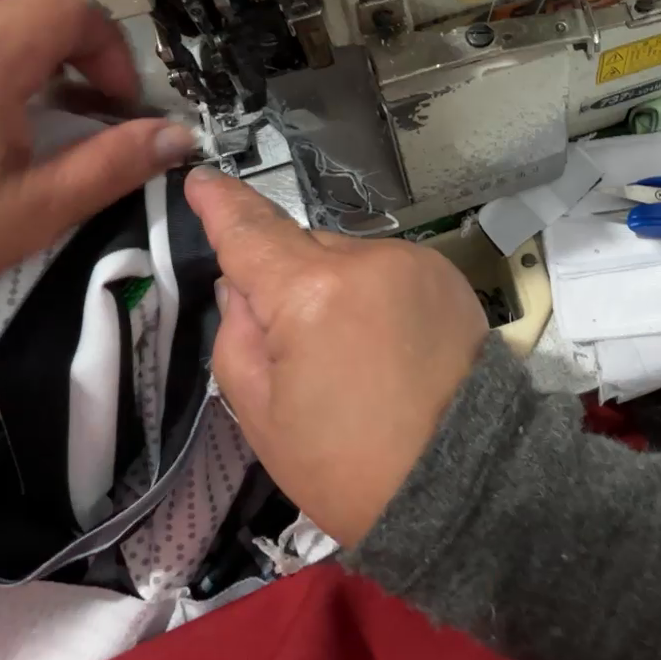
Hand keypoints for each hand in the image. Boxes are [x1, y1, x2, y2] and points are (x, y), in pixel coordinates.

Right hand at [185, 169, 488, 545]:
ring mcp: (414, 261)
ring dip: (335, 288)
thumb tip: (242, 285)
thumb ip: (237, 334)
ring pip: (347, 258)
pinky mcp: (447, 274)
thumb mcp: (261, 413)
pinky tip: (389, 344)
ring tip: (354, 355)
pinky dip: (375, 294)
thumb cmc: (347, 463)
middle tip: (296, 345)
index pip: (251, 231)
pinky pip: (388, 269)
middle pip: (302, 247)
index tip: (201, 179)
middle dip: (288, 280)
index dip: (220, 204)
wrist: (460, 479)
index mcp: (311, 291)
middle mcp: (366, 258)